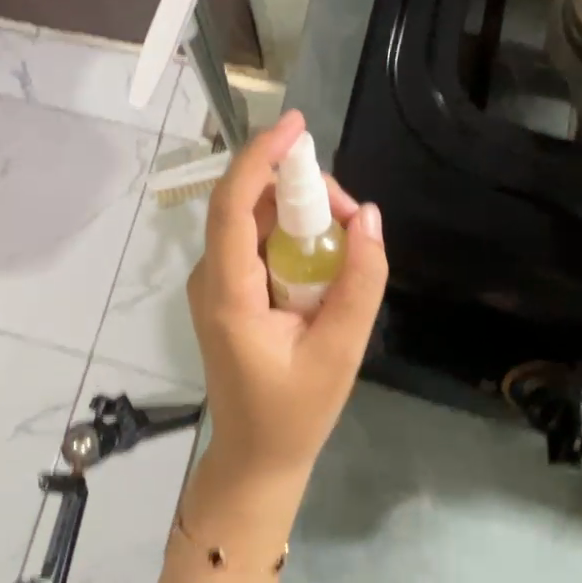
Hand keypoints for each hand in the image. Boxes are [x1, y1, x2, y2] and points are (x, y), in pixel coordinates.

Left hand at [186, 111, 386, 478]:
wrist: (255, 457)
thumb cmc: (293, 412)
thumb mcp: (340, 352)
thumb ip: (360, 283)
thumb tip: (370, 216)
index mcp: (227, 292)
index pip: (232, 204)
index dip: (261, 157)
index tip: (297, 125)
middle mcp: (211, 275)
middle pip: (249, 202)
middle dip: (300, 188)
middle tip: (350, 211)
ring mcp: (217, 280)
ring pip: (256, 217)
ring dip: (301, 211)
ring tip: (347, 237)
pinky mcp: (230, 287)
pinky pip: (259, 239)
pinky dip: (295, 233)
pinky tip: (327, 255)